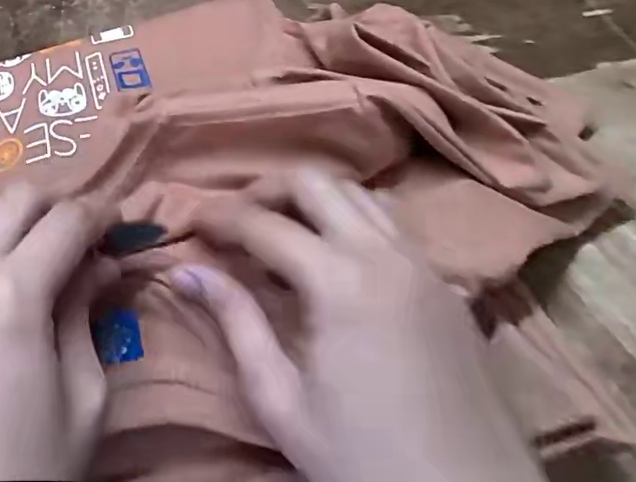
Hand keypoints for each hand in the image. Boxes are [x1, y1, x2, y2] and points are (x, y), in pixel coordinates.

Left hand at [0, 185, 115, 481]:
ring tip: (41, 236)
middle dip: (57, 202)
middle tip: (84, 232)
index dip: (101, 213)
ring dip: (14, 208)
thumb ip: (86, 312)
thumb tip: (104, 263)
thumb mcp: (82, 398)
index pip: (65, 221)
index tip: (121, 221)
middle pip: (16, 197)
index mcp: (12, 294)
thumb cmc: (29, 466)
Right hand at [170, 171, 543, 481]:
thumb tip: (185, 270)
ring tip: (282, 231)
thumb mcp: (281, 400)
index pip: (260, 222)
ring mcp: (425, 268)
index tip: (191, 224)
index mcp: (339, 282)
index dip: (217, 216)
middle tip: (236, 220)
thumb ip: (235, 321)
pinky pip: (393, 224)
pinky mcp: (450, 289)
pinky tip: (336, 256)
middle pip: (313, 182)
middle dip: (264, 190)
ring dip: (311, 199)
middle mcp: (384, 257)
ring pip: (357, 193)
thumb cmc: (365, 462)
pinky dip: (353, 218)